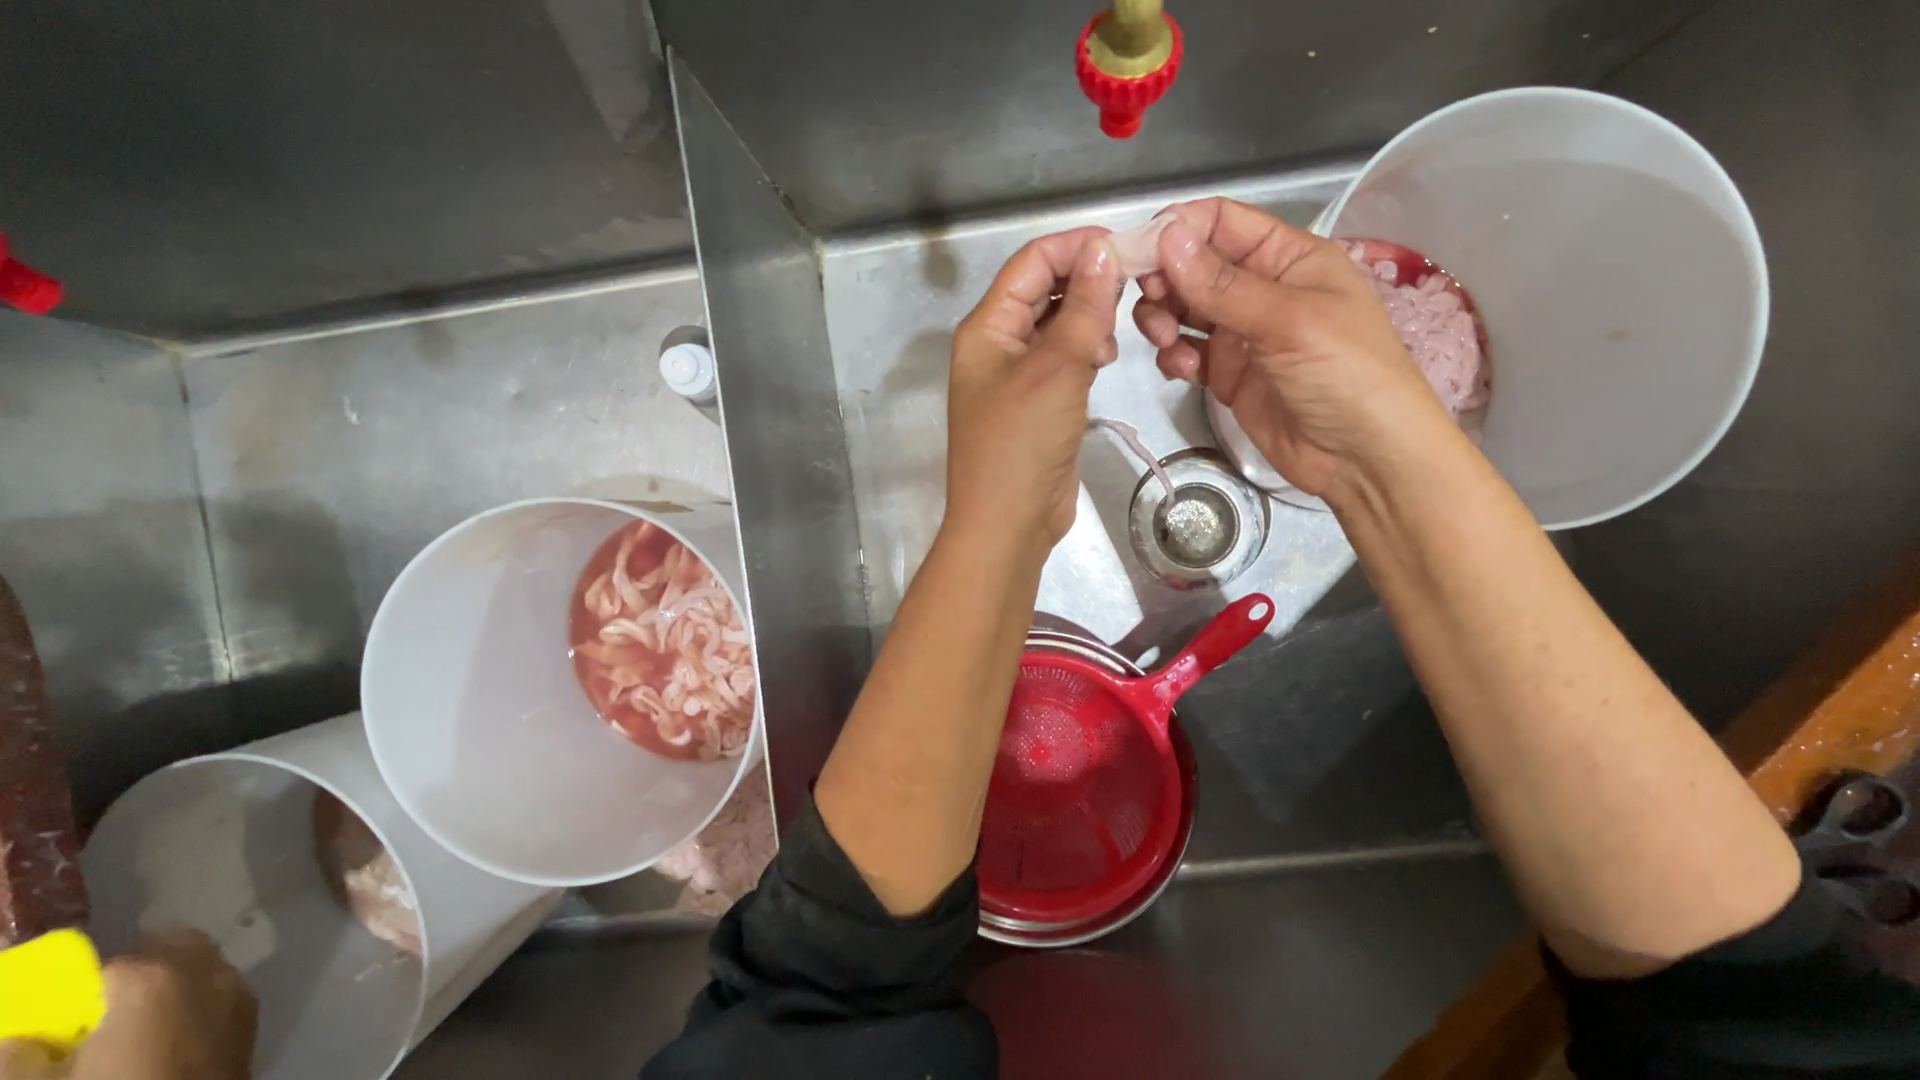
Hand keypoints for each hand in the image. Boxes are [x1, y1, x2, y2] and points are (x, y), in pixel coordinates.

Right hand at [15, 931, 259, 1079]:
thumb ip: (20, 1059)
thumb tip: (16, 1040)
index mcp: (149, 980)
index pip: (110, 964)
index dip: (86, 986)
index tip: (70, 1008)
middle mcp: (203, 973)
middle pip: (172, 945)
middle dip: (142, 963)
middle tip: (108, 1000)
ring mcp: (236, 991)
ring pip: (203, 965)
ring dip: (176, 977)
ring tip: (140, 1016)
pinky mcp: (251, 1017)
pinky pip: (221, 990)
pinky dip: (199, 998)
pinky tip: (174, 1030)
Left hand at [946, 227, 1122, 551]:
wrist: (1008, 522)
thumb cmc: (1021, 442)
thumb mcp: (1056, 369)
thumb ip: (1082, 308)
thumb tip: (1102, 250)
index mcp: (987, 327)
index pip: (1031, 263)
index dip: (1075, 246)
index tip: (1126, 245)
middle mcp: (998, 344)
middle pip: (1045, 290)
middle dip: (1087, 283)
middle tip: (1135, 287)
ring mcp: (1018, 375)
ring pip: (1058, 325)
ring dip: (1088, 320)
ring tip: (1113, 337)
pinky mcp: (1039, 402)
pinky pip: (1064, 359)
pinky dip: (1086, 351)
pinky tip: (1106, 359)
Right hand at [1132, 198, 1447, 497]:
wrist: (1363, 458)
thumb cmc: (1345, 374)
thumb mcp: (1286, 321)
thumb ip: (1221, 285)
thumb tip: (1166, 236)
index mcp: (1287, 257)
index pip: (1221, 222)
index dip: (1177, 230)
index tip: (1136, 251)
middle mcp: (1261, 288)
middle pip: (1193, 266)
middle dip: (1164, 280)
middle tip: (1149, 304)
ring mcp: (1242, 333)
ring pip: (1183, 310)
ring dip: (1163, 319)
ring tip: (1164, 340)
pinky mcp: (1228, 374)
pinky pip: (1186, 352)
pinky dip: (1174, 356)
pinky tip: (1181, 370)